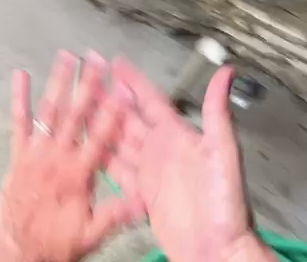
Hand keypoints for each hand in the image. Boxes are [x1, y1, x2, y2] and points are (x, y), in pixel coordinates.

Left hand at [0, 51, 142, 261]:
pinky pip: (19, 122)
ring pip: (51, 111)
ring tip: (67, 56)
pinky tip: (20, 75)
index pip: (101, 136)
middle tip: (96, 59)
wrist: (17, 252)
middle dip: (88, 85)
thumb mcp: (91, 233)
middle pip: (77, 115)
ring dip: (59, 82)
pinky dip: (20, 97)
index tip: (123, 87)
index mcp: (78, 174)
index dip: (113, 111)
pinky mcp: (18, 154)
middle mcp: (58, 157)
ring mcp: (36, 152)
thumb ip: (116, 213)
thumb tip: (144, 199)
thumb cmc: (54, 244)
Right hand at [108, 58, 271, 261]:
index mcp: (178, 135)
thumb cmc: (226, 205)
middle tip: (89, 79)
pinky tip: (88, 148)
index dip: (133, 81)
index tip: (116, 63)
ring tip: (80, 107)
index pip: (150, 100)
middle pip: (128, 117)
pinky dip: (101, 158)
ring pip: (118, 141)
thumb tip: (226, 75)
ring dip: (100, 123)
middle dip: (108, 97)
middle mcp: (162, 150)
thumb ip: (217, 112)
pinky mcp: (142, 196)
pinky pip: (117, 171)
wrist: (218, 251)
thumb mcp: (223, 151)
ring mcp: (151, 173)